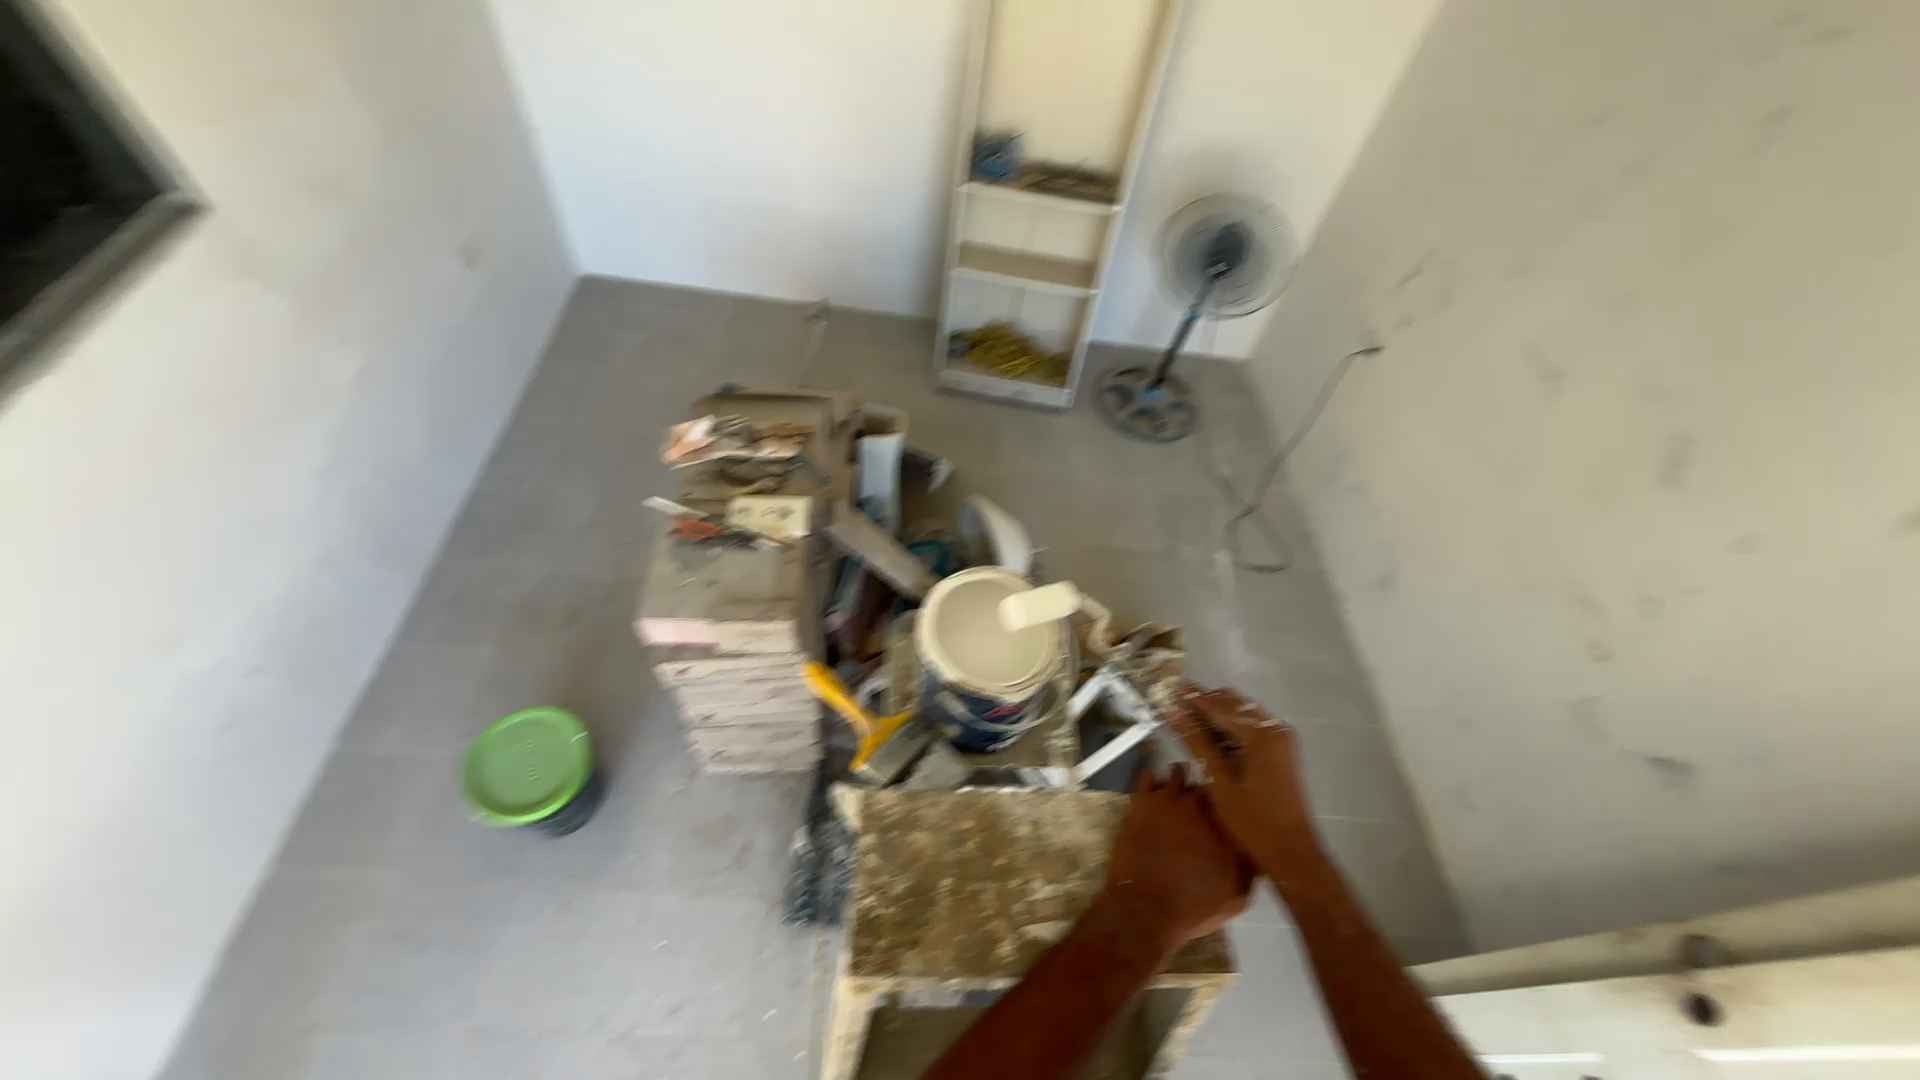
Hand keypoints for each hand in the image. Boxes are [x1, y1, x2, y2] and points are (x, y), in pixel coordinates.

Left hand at [1099, 763, 1252, 948]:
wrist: (1146, 907)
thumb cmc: (1193, 906)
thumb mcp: (1236, 896)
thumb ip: (1249, 866)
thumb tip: (1255, 847)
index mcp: (1226, 825)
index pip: (1234, 799)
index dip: (1232, 802)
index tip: (1230, 807)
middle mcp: (1200, 806)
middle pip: (1207, 784)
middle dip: (1208, 790)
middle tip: (1204, 801)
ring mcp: (1169, 800)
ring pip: (1179, 775)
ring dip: (1182, 780)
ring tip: (1181, 790)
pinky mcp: (1142, 802)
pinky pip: (1149, 776)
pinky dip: (1154, 777)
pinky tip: (1156, 784)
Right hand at [1166, 684, 1322, 873]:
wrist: (1290, 850)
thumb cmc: (1251, 819)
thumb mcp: (1218, 779)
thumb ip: (1196, 741)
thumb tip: (1173, 711)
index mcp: (1262, 734)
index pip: (1220, 705)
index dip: (1193, 697)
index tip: (1170, 688)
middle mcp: (1275, 729)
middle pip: (1234, 703)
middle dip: (1205, 703)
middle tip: (1176, 707)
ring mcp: (1281, 739)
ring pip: (1242, 713)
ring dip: (1217, 714)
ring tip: (1188, 722)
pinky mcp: (1281, 751)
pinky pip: (1251, 727)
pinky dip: (1230, 727)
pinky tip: (1210, 738)